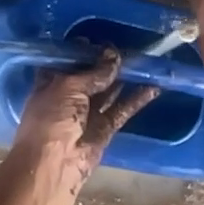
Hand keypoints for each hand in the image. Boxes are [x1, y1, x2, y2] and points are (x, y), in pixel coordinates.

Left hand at [14, 48, 159, 183]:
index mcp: (50, 83)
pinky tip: (153, 87)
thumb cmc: (50, 120)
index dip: (83, 50)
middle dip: (107, 63)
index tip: (102, 39)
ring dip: (124, 78)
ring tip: (143, 62)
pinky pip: (121, 111)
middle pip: (90, 76)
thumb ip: (93, 72)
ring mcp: (87, 114)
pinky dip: (136, 100)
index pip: (68, 61)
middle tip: (128, 48)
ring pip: (108, 92)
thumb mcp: (67, 87)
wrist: (52, 165)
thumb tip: (113, 56)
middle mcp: (68, 97)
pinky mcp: (104, 130)